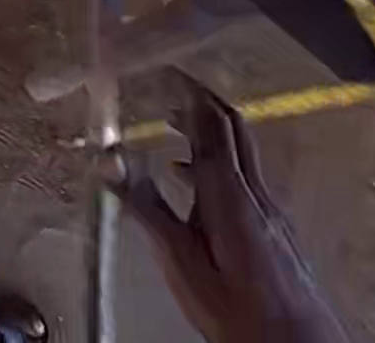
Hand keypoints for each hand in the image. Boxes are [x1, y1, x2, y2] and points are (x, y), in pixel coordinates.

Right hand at [119, 73, 348, 342]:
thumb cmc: (235, 308)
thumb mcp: (179, 258)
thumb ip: (144, 205)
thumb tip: (102, 157)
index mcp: (229, 193)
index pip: (210, 125)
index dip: (186, 91)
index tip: (158, 67)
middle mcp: (254, 193)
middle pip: (232, 128)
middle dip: (198, 97)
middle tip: (162, 79)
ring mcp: (269, 211)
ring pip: (238, 149)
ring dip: (203, 124)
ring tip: (163, 117)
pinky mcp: (272, 228)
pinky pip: (239, 173)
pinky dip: (209, 154)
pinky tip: (182, 172)